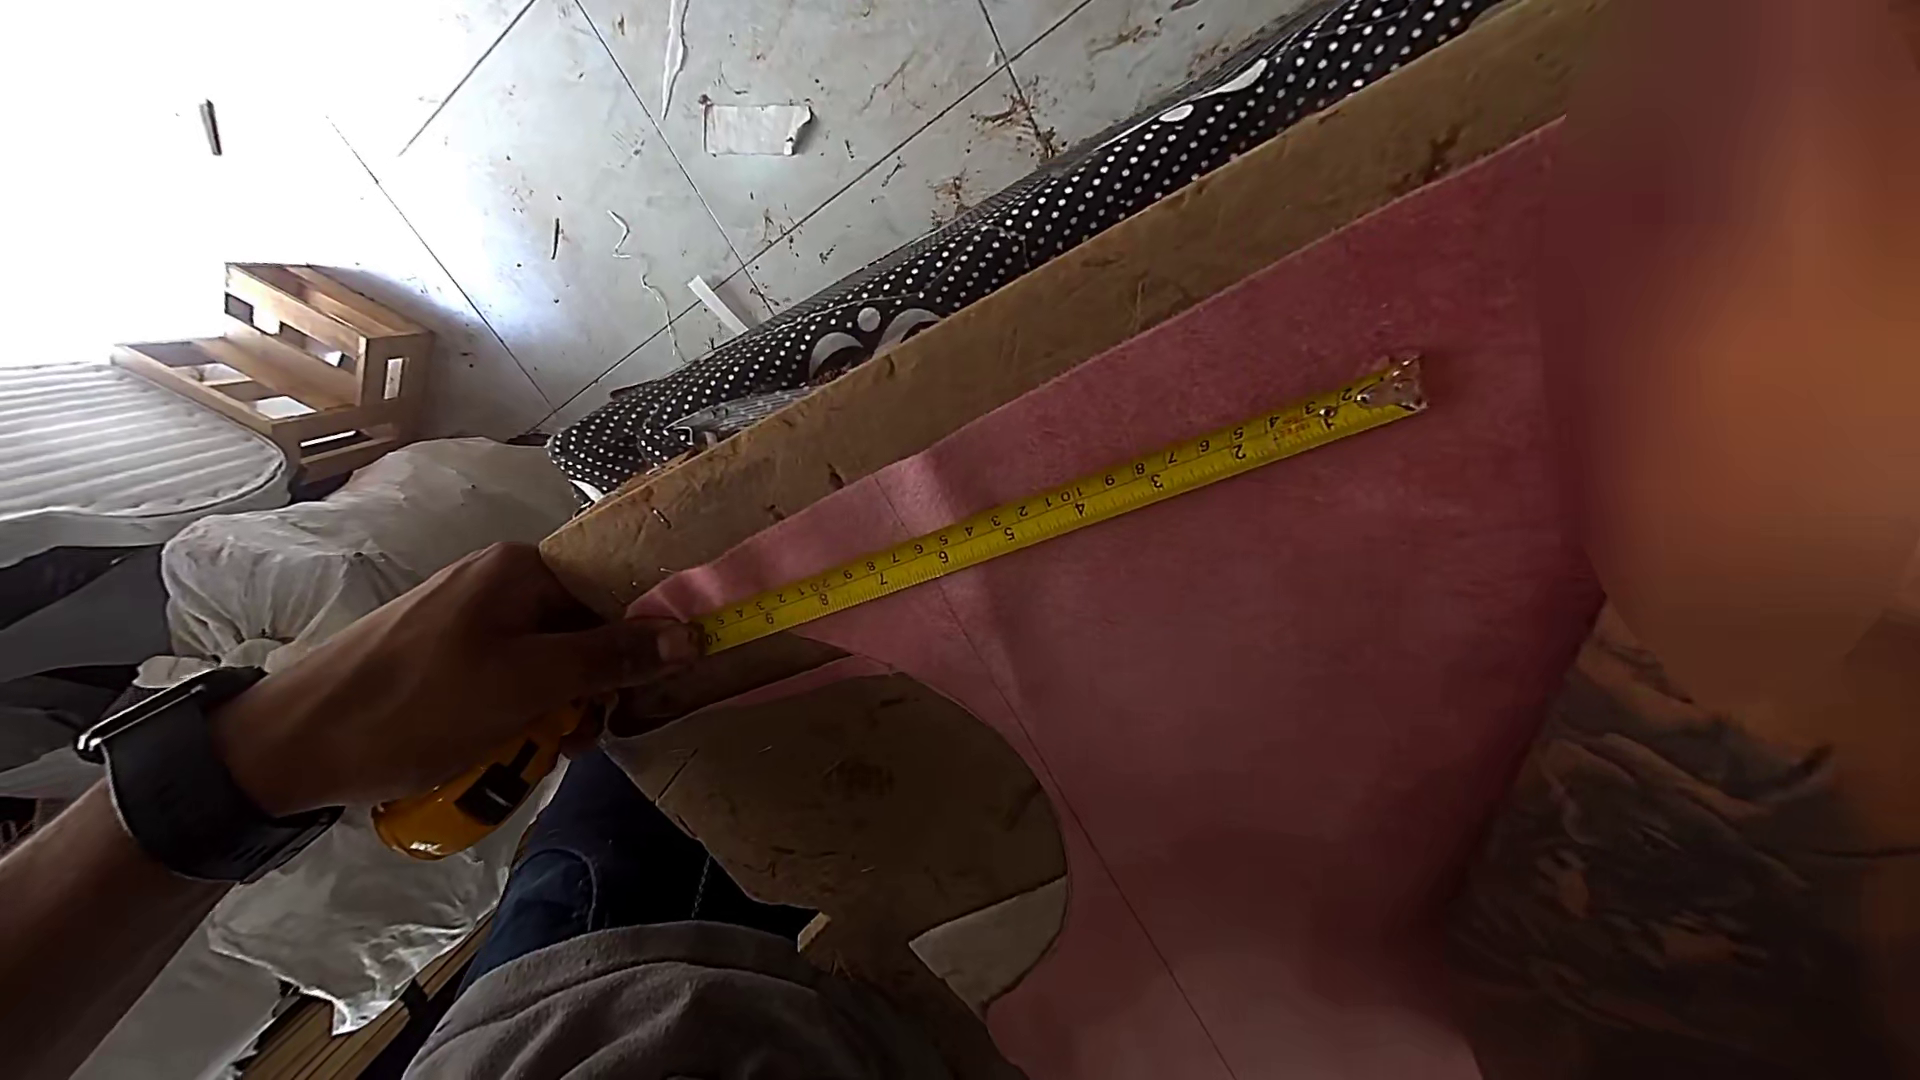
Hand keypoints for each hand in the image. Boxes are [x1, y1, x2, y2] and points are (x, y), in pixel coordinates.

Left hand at [210, 542, 701, 815]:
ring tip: (549, 746)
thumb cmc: (419, 704)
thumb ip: (615, 657)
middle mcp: (502, 581)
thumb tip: (692, 637)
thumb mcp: (531, 683)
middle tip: (584, 730)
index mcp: (523, 569)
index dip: (638, 641)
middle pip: (586, 628)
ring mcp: (473, 616)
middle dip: (595, 683)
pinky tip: (517, 741)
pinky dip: (529, 706)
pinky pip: (517, 672)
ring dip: (564, 703)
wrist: (279, 753)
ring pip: (554, 656)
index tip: (641, 689)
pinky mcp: (452, 652)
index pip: (614, 594)